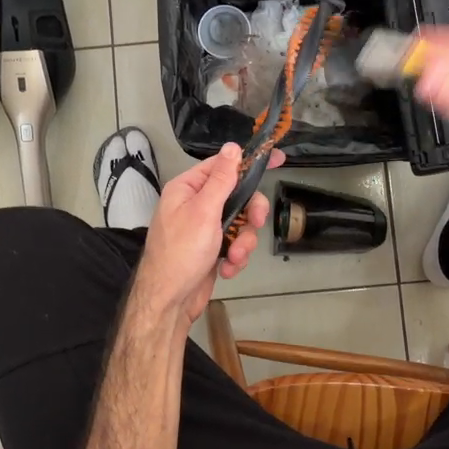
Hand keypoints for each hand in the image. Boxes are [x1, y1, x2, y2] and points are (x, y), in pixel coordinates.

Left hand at [130, 143, 280, 329]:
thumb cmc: (181, 253)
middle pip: (238, 196)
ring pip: (240, 224)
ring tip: (234, 257)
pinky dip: (235, 257)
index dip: (249, 163)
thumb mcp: (204, 211)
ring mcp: (204, 228)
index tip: (278, 158)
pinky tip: (226, 269)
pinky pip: (235, 244)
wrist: (169, 302)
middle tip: (255, 223)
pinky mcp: (212, 249)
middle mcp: (195, 204)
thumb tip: (232, 147)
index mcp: (188, 188)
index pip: (223, 165)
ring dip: (243, 242)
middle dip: (249, 214)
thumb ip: (221, 179)